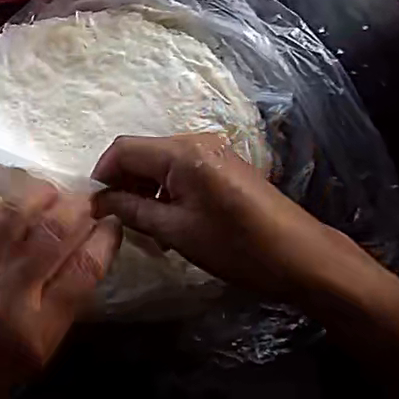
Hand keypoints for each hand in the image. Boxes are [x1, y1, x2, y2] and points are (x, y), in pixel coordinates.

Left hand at [0, 178, 121, 398]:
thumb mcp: (35, 359)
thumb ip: (59, 308)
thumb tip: (81, 256)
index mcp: (35, 332)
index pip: (82, 273)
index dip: (104, 241)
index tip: (113, 224)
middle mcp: (5, 294)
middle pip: (52, 235)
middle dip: (78, 209)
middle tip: (88, 200)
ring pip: (14, 214)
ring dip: (41, 197)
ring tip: (54, 193)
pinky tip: (7, 204)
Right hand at [91, 133, 371, 302]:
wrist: (304, 258)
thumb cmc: (238, 246)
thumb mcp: (177, 231)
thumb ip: (131, 210)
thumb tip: (98, 201)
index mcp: (182, 152)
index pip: (123, 148)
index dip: (102, 174)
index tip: (94, 205)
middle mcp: (195, 140)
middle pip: (140, 152)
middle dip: (121, 181)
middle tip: (116, 217)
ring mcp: (211, 150)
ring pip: (158, 160)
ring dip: (142, 186)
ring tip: (141, 224)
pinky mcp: (222, 163)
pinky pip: (178, 167)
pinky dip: (164, 187)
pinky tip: (167, 217)